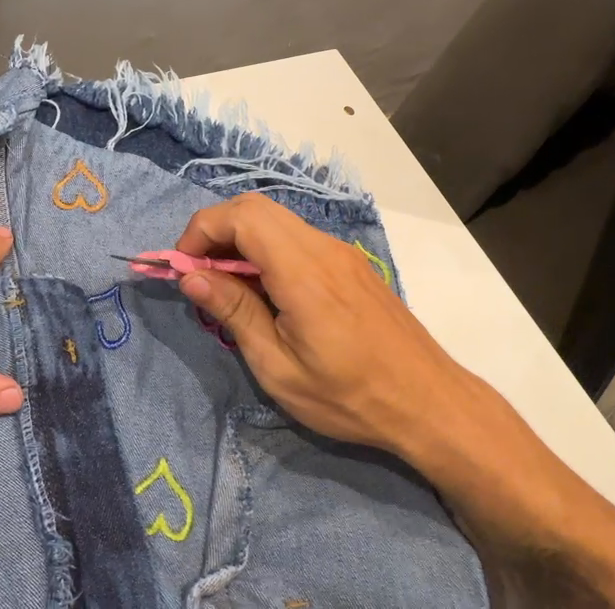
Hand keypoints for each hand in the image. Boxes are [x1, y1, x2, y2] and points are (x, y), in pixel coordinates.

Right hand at [171, 194, 479, 455]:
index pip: (239, 217)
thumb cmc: (349, 396)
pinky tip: (264, 291)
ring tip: (227, 286)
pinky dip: (266, 249)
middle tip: (199, 273)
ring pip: (276, 220)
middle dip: (216, 230)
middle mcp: (321, 248)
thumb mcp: (278, 367)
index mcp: (301, 271)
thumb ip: (234, 312)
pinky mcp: (349, 264)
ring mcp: (339, 253)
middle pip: (254, 208)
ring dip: (240, 239)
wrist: (431, 406)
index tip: (183, 269)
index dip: (200, 232)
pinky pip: (296, 238)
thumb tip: (191, 276)